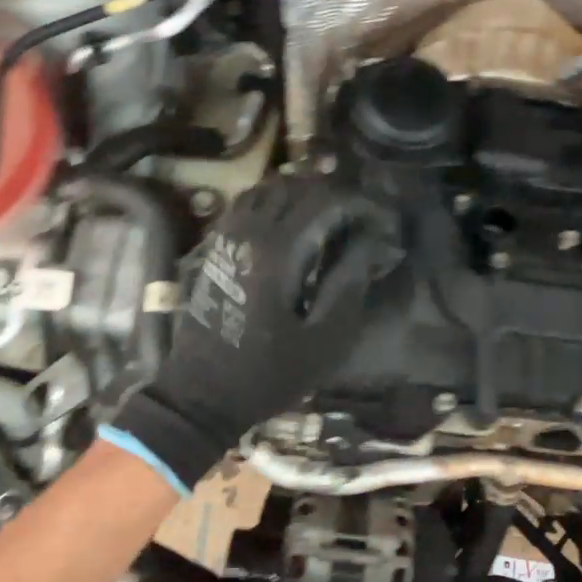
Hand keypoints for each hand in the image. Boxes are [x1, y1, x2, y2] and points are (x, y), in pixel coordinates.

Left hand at [99, 175, 403, 493]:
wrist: (202, 395)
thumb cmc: (269, 373)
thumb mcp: (324, 340)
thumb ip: (349, 284)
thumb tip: (371, 243)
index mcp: (278, 252)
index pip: (324, 201)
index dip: (357, 203)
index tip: (379, 220)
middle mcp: (250, 233)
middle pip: (294, 186)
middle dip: (331, 192)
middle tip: (357, 215)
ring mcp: (227, 237)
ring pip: (266, 189)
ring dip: (299, 193)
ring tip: (326, 213)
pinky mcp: (214, 247)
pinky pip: (245, 204)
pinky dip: (272, 201)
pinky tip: (288, 223)